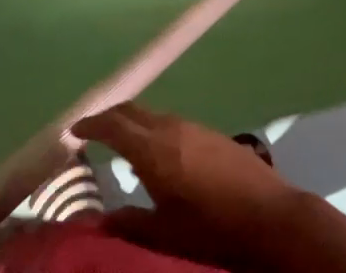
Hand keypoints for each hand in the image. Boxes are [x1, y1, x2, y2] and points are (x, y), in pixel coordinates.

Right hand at [72, 102, 301, 267]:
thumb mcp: (164, 233)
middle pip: (132, 111)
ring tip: (122, 142)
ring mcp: (194, 127)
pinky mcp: (212, 134)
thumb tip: (102, 220)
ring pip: (153, 115)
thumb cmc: (212, 228)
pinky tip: (158, 151)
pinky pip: (172, 123)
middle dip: (109, 117)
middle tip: (92, 131)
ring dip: (134, 123)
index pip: (113, 125)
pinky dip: (154, 129)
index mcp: (152, 149)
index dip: (90, 125)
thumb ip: (130, 222)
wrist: (271, 216)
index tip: (74, 130)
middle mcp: (170, 128)